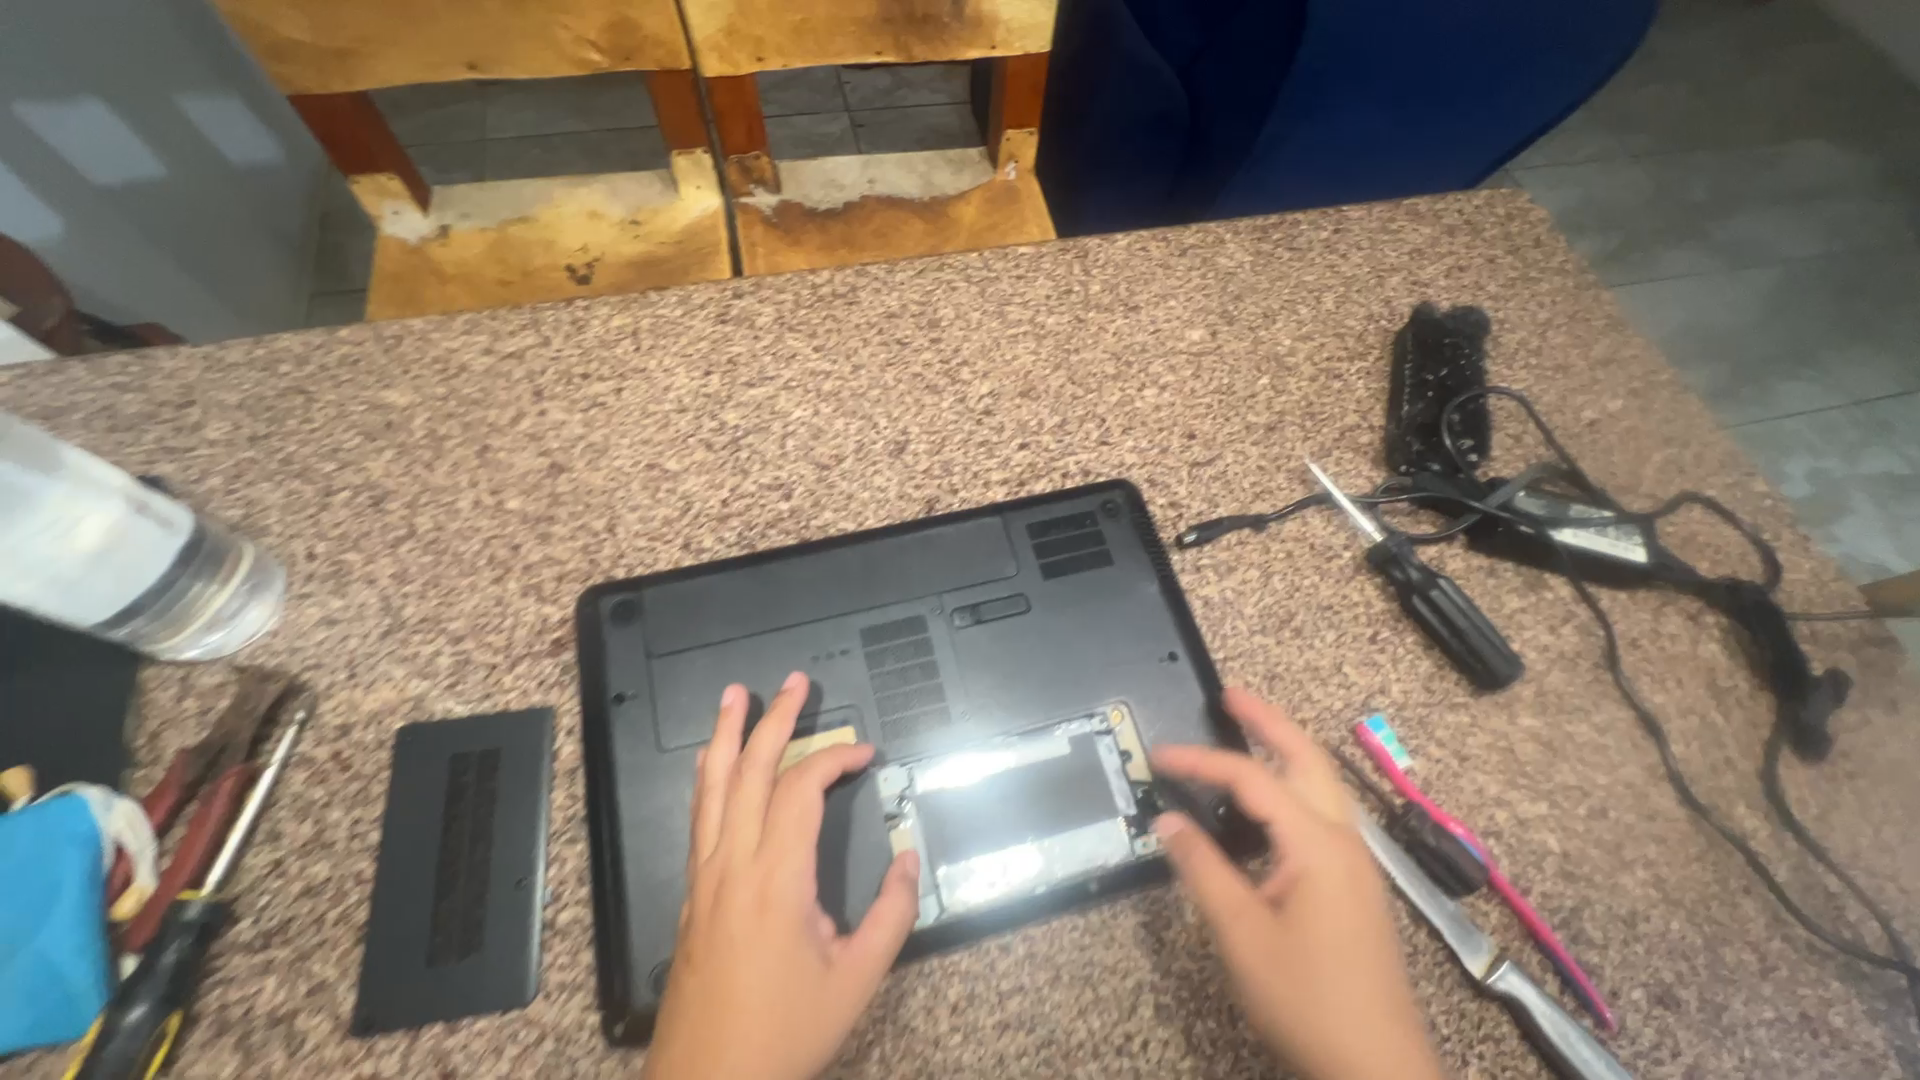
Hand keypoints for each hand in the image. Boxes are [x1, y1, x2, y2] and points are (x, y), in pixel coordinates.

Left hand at [642, 672, 921, 1079]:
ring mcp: (704, 875)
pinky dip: (708, 776)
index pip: (801, 790)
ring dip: (726, 735)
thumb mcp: (858, 980)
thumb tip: (908, 857)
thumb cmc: (784, 1033)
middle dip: (775, 719)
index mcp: (776, 879)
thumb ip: (892, 913)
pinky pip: (698, 816)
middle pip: (749, 770)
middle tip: (796, 682)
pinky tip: (708, 761)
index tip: (865, 752)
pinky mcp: (692, 892)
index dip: (834, 758)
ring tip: (735, 695)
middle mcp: (733, 864)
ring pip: (711, 787)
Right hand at [1149, 688, 1444, 1079]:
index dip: (1200, 761)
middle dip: (1269, 721)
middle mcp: (1343, 841)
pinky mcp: (1353, 886)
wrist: (1377, 1069)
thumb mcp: (1241, 934)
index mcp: (1316, 844)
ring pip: (1322, 785)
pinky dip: (1292, 786)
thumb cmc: (1306, 998)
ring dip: (1285, 750)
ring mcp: (1355, 864)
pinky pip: (1322, 814)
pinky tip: (1268, 805)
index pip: (1251, 779)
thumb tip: (1166, 821)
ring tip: (1248, 732)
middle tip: (1231, 696)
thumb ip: (1202, 869)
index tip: (1157, 756)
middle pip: (1308, 759)